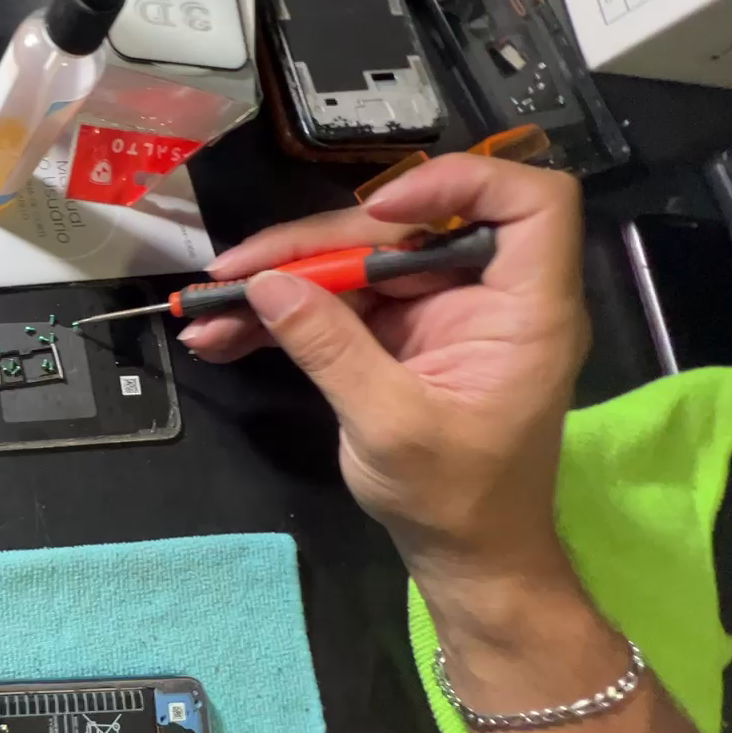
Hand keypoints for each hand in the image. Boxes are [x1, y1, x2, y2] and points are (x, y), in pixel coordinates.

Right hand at [184, 155, 589, 609]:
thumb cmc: (452, 495)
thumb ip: (330, 348)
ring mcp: (424, 316)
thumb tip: (267, 285)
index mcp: (517, 309)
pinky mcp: (384, 338)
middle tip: (230, 272)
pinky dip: (273, 321)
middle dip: (307, 250)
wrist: (456, 547)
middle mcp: (473, 297)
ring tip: (205, 310)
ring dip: (271, 287)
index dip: (457, 186)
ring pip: (346, 271)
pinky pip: (325, 311)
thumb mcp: (389, 423)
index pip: (525, 204)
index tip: (379, 210)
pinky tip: (220, 336)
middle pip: (395, 235)